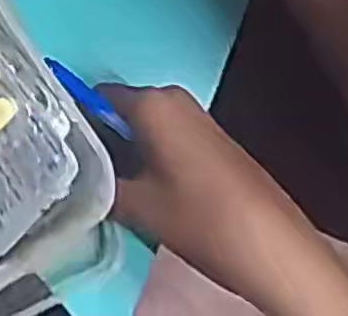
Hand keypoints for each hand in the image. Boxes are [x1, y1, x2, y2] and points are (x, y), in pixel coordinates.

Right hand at [101, 84, 347, 315]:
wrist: (278, 251)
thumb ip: (99, 183)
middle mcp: (172, 97)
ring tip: (123, 187)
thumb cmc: (202, 218)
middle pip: (122, 109)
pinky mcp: (215, 138)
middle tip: (94, 173)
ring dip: (132, 149)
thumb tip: (78, 175)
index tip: (69, 148)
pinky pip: (170, 134)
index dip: (80, 120)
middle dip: (107, 138)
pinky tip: (157, 190)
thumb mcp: (138, 207)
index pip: (97, 95)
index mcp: (151, 101)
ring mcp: (198, 116)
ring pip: (147, 124)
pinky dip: (156, 154)